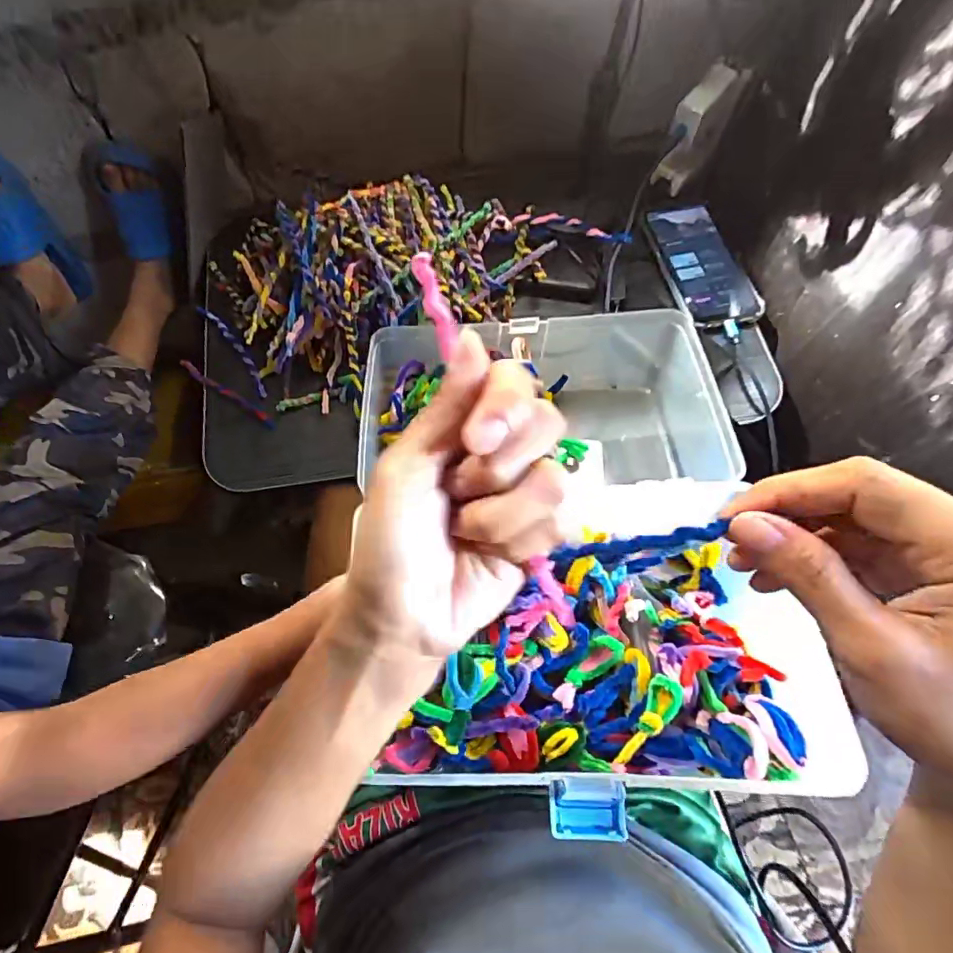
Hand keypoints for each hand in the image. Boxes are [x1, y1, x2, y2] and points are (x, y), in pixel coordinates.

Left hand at [342, 329, 568, 662]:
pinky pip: (563, 523)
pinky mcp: (543, 537)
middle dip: (497, 470)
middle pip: (547, 424)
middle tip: (456, 496)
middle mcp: (501, 453)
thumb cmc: (390, 538)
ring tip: (466, 533)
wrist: (403, 616)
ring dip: (500, 515)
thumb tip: (472, 336)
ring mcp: (525, 496)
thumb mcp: (406, 467)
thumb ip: (446, 407)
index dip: (504, 405)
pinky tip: (491, 556)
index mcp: (463, 428)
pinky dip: (519, 542)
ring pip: (555, 481)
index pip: (514, 382)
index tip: (473, 440)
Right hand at [719, 457, 952, 815]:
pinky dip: (821, 563)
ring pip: (862, 526)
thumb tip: (745, 525)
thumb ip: (808, 574)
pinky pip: (871, 555)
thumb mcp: (869, 645)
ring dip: (800, 540)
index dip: (790, 492)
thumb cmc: (952, 725)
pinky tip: (782, 579)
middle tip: (732, 543)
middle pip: (865, 501)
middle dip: (791, 517)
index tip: (731, 517)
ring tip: (750, 566)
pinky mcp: (945, 582)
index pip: (870, 487)